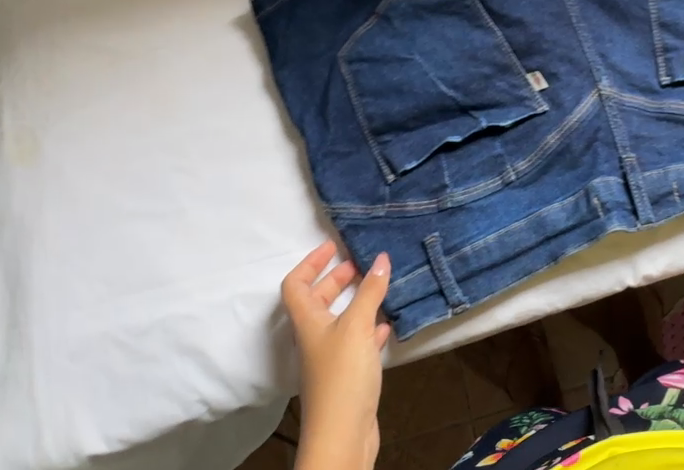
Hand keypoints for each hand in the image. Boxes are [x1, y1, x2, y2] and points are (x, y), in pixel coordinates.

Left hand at [282, 242, 391, 469]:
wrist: (342, 437)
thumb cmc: (342, 376)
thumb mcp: (357, 327)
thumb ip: (370, 291)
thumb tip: (380, 258)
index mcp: (307, 322)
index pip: (295, 284)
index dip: (310, 263)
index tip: (332, 246)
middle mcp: (315, 337)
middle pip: (318, 300)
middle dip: (337, 279)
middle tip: (361, 262)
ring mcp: (330, 358)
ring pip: (340, 321)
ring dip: (357, 302)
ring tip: (379, 286)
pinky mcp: (347, 376)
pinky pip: (357, 342)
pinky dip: (371, 329)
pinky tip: (388, 324)